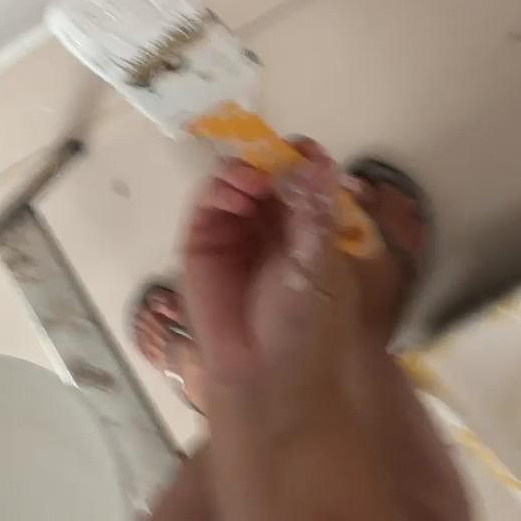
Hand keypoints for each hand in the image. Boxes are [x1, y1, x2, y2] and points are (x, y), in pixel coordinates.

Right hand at [177, 138, 360, 395]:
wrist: (264, 371)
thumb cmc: (304, 324)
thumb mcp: (318, 266)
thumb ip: (312, 213)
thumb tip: (319, 162)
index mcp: (305, 225)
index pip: (302, 179)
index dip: (302, 159)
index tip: (304, 148)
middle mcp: (268, 220)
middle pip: (264, 171)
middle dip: (268, 159)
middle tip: (272, 161)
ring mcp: (233, 226)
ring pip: (233, 179)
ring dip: (242, 171)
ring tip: (252, 182)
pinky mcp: (201, 236)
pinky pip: (207, 200)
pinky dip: (218, 189)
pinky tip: (234, 196)